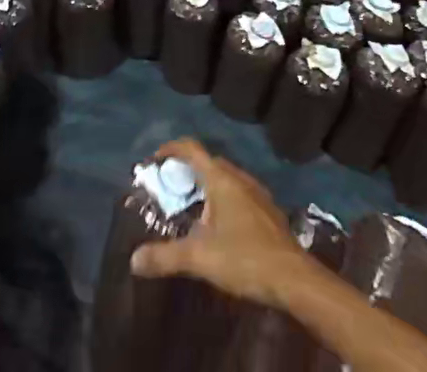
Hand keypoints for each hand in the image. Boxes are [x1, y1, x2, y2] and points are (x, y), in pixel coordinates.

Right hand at [129, 138, 319, 306]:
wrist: (293, 277)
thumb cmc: (244, 258)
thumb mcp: (199, 258)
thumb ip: (165, 256)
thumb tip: (134, 259)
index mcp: (222, 180)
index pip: (193, 150)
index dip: (172, 149)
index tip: (154, 159)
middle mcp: (240, 179)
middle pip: (209, 163)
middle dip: (187, 168)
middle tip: (168, 185)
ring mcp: (257, 194)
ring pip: (225, 179)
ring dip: (205, 184)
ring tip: (189, 205)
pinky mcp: (266, 211)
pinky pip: (237, 193)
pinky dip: (220, 198)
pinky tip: (216, 224)